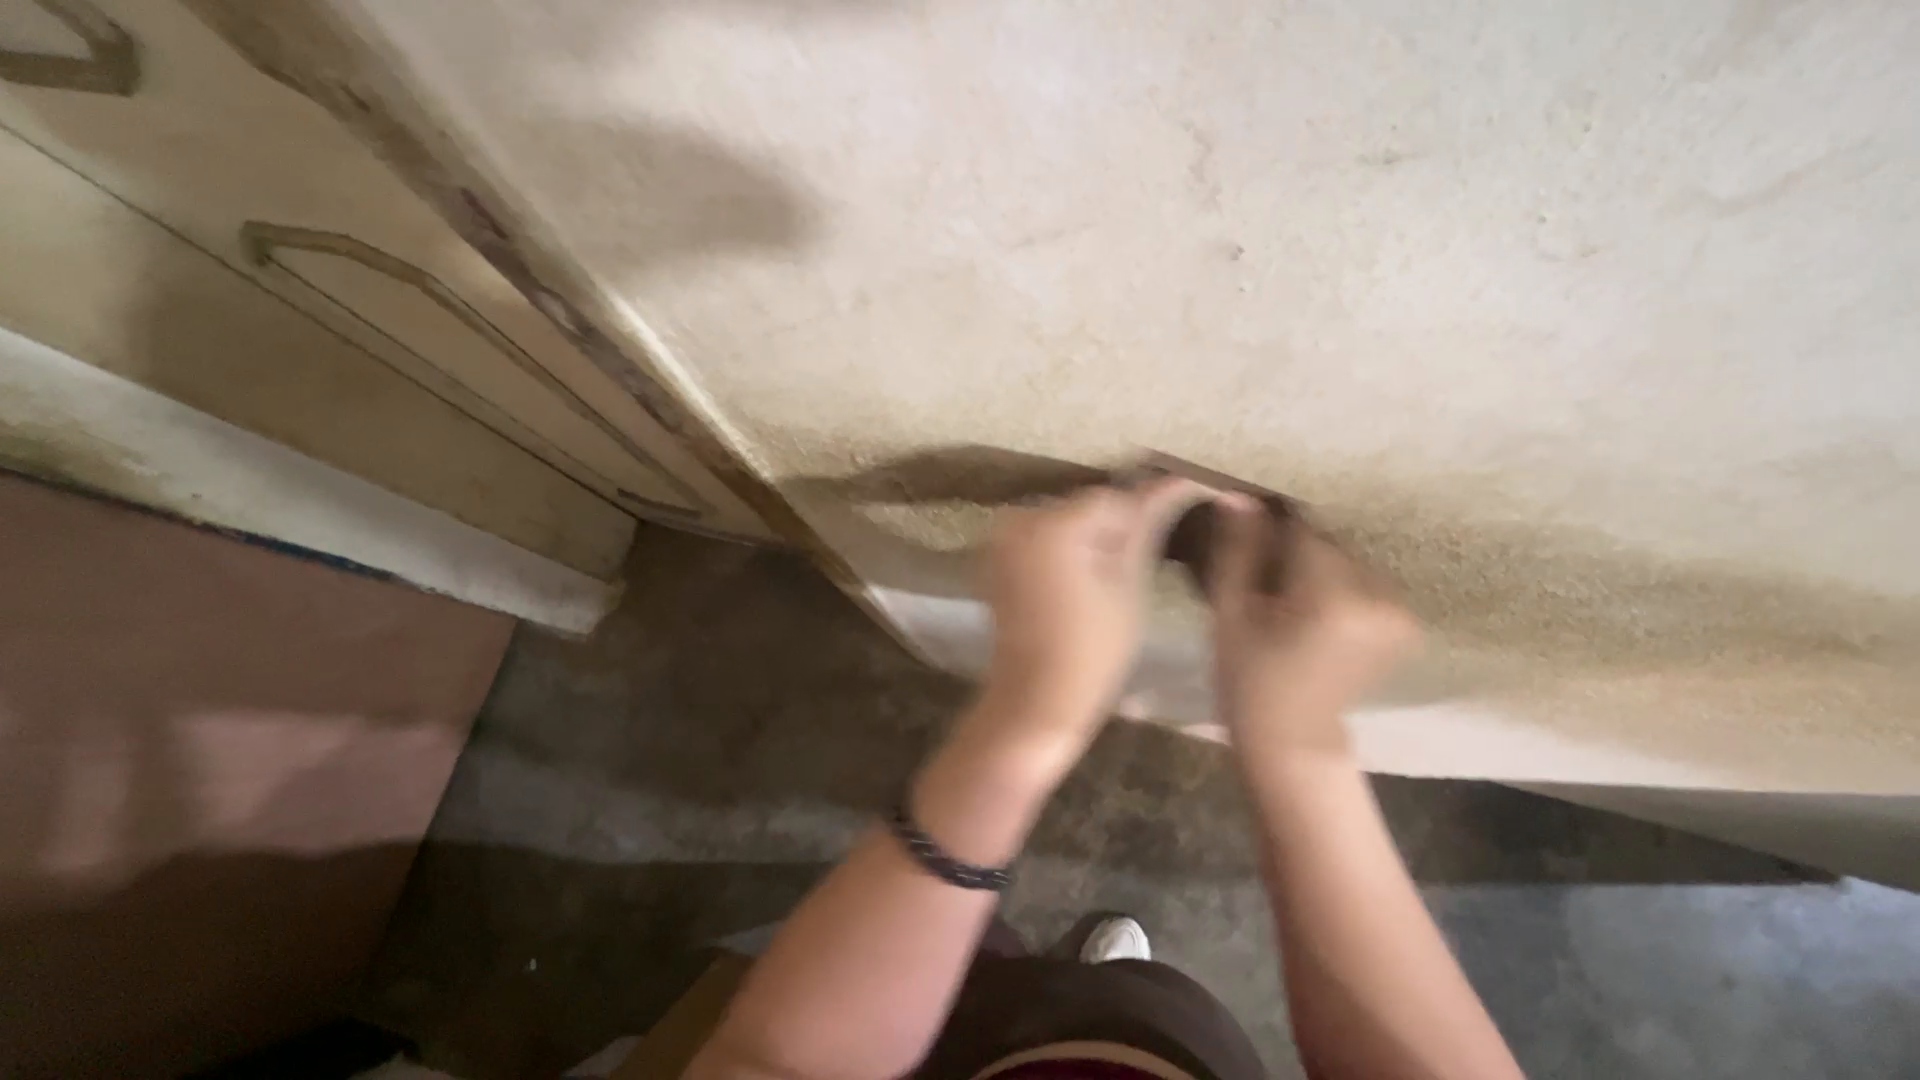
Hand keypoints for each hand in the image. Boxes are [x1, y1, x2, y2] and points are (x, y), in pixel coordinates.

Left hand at [973, 477, 1209, 744]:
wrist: (1034, 697)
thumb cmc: (1093, 649)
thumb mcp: (1128, 585)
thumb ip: (1145, 527)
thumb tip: (1176, 482)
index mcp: (1054, 525)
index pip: (1112, 498)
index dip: (1144, 509)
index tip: (1172, 518)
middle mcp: (1020, 520)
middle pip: (1084, 506)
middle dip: (1113, 524)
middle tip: (1141, 558)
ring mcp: (1001, 539)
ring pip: (1062, 520)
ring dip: (1089, 536)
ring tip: (1112, 574)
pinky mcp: (995, 559)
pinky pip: (1039, 538)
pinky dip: (1062, 549)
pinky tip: (1082, 580)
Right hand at [1210, 496, 1420, 755]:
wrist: (1293, 738)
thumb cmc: (1248, 679)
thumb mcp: (1230, 614)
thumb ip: (1239, 552)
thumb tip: (1240, 497)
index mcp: (1333, 599)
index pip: (1304, 532)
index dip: (1273, 528)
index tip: (1250, 535)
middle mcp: (1379, 600)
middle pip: (1330, 545)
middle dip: (1297, 551)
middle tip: (1267, 577)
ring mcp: (1401, 613)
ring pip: (1349, 560)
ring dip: (1321, 567)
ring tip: (1290, 595)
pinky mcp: (1408, 624)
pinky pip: (1367, 581)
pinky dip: (1342, 585)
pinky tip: (1316, 610)